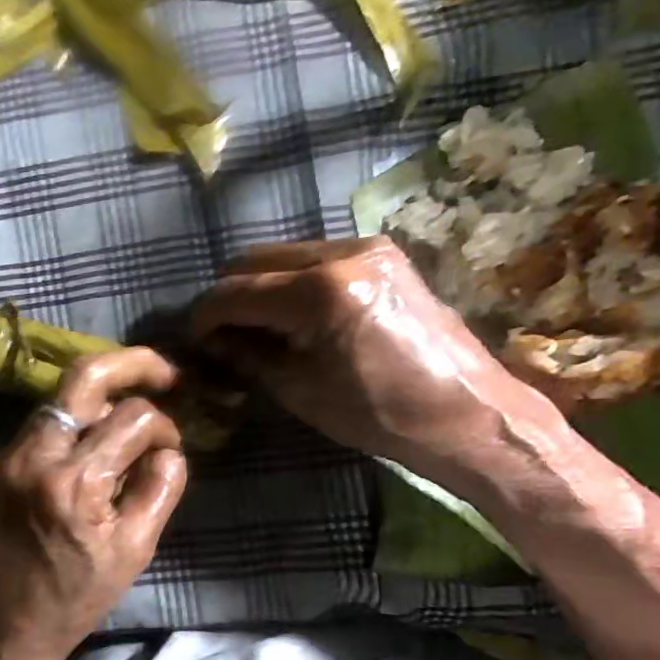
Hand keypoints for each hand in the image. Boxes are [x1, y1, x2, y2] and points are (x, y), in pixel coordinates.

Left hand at [0, 348, 189, 659]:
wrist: (18, 619)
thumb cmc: (83, 591)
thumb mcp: (138, 546)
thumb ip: (161, 487)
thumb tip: (169, 446)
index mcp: (74, 484)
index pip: (131, 418)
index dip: (163, 426)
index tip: (170, 450)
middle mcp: (35, 458)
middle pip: (83, 377)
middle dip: (131, 364)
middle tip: (165, 373)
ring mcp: (10, 457)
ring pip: (61, 396)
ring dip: (101, 396)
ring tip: (131, 413)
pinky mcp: (0, 464)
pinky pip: (44, 422)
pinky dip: (76, 420)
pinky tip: (96, 439)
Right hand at [191, 237, 550, 479]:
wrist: (465, 410)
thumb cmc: (378, 413)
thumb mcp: (299, 390)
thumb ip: (248, 355)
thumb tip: (213, 340)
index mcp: (318, 294)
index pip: (234, 291)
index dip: (204, 316)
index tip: (194, 340)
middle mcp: (341, 253)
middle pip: (253, 259)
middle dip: (229, 296)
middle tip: (222, 334)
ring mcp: (366, 246)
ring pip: (283, 253)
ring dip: (259, 286)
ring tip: (256, 326)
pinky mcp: (382, 253)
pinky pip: (314, 257)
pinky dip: (290, 281)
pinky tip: (292, 315)